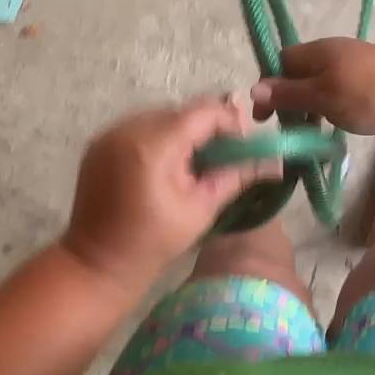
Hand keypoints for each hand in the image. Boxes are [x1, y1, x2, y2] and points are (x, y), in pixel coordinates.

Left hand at [61, 98, 267, 290]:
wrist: (97, 263)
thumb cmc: (154, 242)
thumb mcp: (202, 209)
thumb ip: (237, 176)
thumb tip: (277, 162)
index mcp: (154, 145)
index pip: (203, 112)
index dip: (230, 122)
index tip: (243, 144)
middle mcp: (128, 129)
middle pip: (181, 110)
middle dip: (207, 127)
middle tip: (223, 155)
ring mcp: (109, 133)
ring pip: (160, 115)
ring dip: (182, 130)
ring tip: (194, 161)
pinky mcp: (99, 142)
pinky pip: (138, 126)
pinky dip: (157, 136)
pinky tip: (166, 164)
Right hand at [250, 38, 374, 135]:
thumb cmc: (370, 96)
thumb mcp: (323, 97)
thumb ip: (289, 94)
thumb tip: (253, 89)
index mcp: (320, 49)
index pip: (281, 61)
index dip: (269, 87)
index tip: (266, 118)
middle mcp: (337, 51)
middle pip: (300, 72)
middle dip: (290, 99)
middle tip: (291, 128)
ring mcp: (358, 64)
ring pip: (321, 83)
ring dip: (312, 106)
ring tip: (315, 130)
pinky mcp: (374, 80)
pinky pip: (341, 91)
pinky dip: (333, 107)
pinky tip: (340, 124)